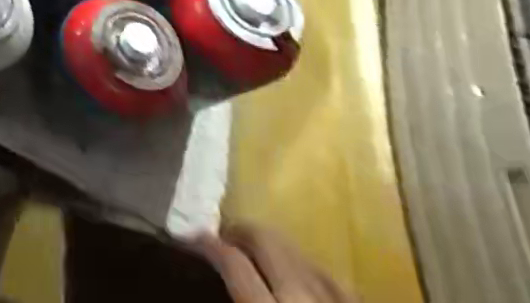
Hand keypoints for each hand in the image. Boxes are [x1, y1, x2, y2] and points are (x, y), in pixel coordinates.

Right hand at [191, 224, 355, 302]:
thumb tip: (217, 276)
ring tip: (261, 258)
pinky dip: (309, 271)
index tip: (191, 237)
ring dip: (274, 248)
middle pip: (265, 240)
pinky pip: (331, 277)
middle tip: (224, 240)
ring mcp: (338, 299)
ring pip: (298, 252)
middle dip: (240, 232)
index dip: (207, 244)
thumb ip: (238, 298)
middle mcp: (303, 295)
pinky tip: (303, 278)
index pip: (231, 261)